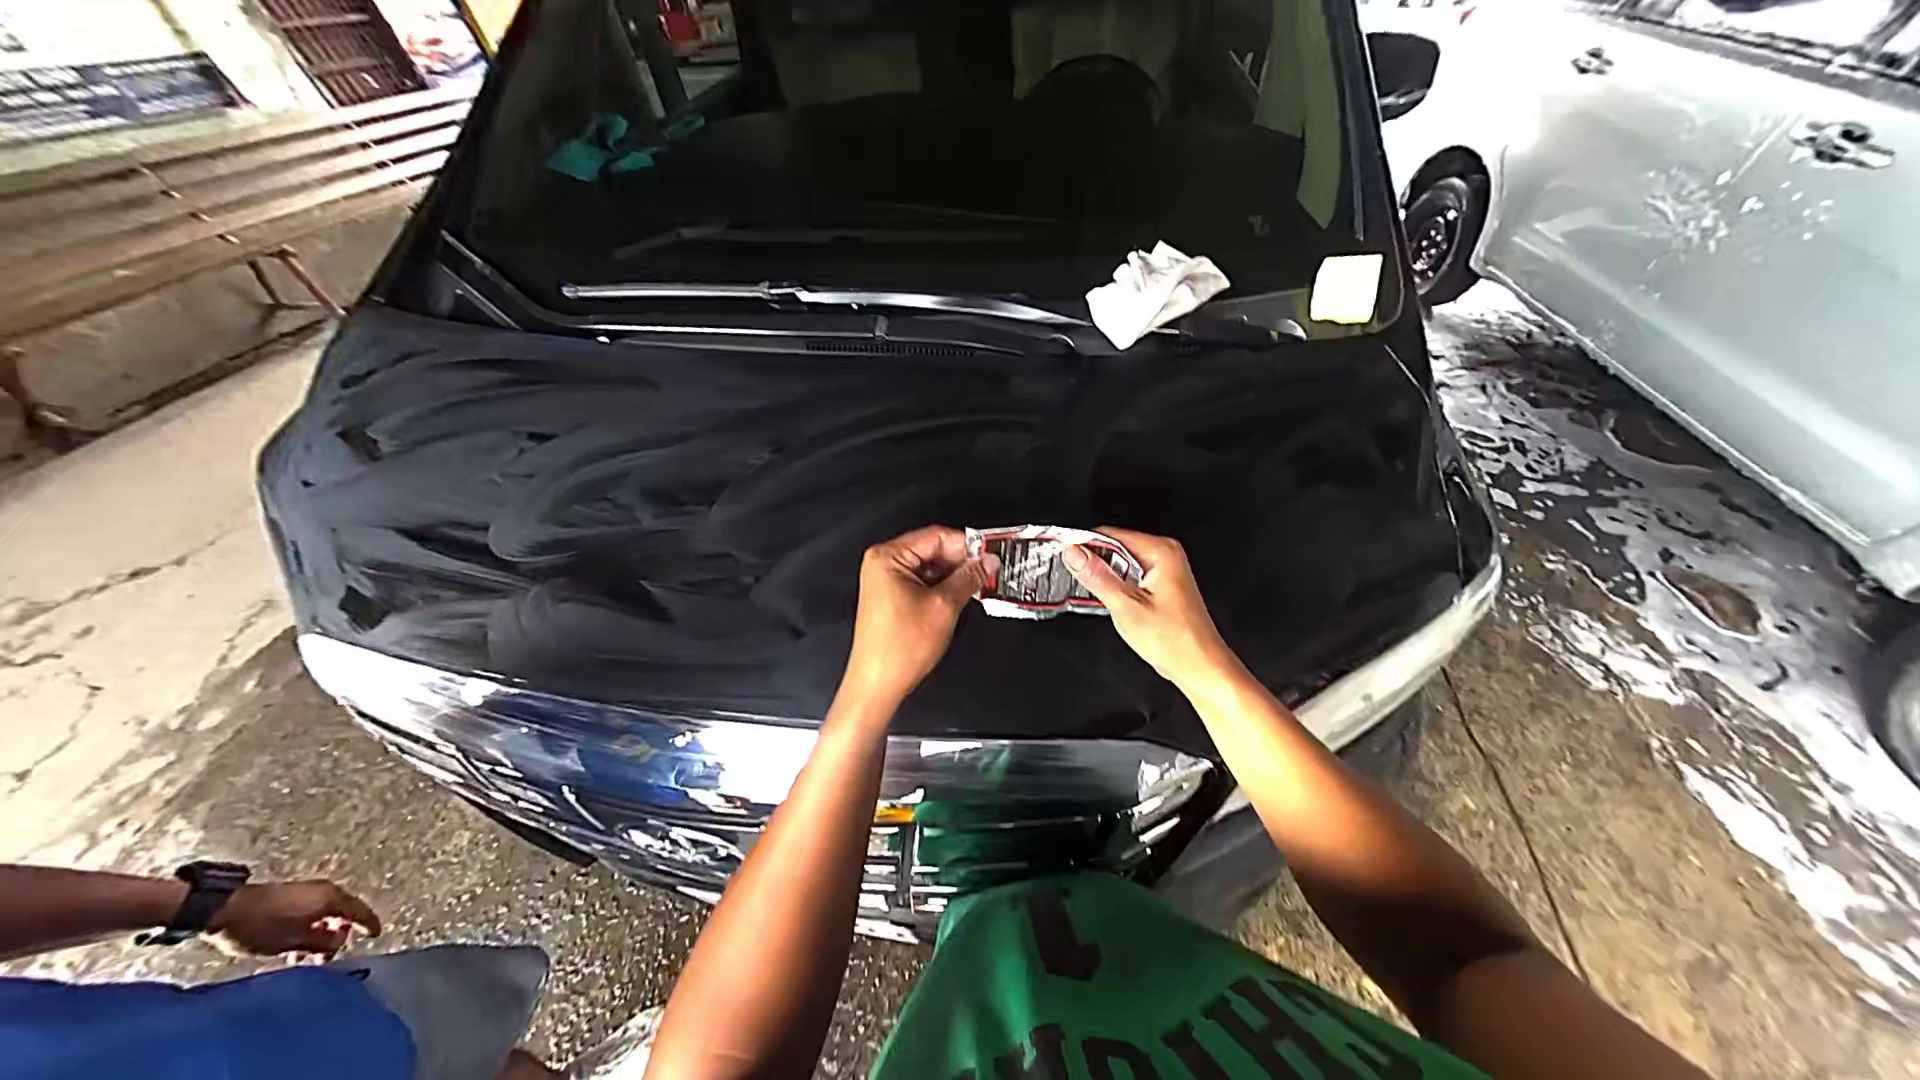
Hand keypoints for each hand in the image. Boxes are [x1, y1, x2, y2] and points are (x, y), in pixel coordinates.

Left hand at [209, 880, 381, 958]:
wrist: (224, 909)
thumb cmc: (261, 927)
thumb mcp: (292, 941)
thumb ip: (321, 942)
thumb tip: (339, 941)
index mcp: (332, 900)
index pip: (360, 912)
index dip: (369, 924)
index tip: (374, 935)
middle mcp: (327, 891)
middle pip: (343, 913)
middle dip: (337, 935)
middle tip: (324, 958)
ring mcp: (310, 891)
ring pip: (327, 914)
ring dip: (321, 933)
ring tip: (304, 955)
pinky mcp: (294, 894)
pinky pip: (314, 910)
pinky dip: (312, 926)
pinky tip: (295, 942)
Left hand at [841, 525, 995, 706]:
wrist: (877, 684)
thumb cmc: (899, 649)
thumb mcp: (944, 606)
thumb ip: (968, 578)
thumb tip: (987, 561)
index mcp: (888, 557)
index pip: (935, 536)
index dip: (966, 544)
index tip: (990, 553)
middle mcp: (882, 564)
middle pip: (932, 549)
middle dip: (961, 561)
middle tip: (989, 571)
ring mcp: (884, 581)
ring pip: (929, 566)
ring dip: (954, 575)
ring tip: (979, 585)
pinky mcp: (890, 597)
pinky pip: (921, 581)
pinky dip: (942, 587)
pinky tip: (961, 596)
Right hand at [1062, 527, 1241, 691]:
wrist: (1199, 666)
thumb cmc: (1176, 641)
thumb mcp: (1126, 606)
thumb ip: (1097, 576)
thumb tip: (1075, 553)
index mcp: (1161, 552)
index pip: (1110, 534)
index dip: (1084, 547)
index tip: (1066, 559)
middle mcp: (1165, 555)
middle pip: (1114, 546)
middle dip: (1095, 564)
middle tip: (1079, 583)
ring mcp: (1164, 569)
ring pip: (1120, 562)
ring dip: (1105, 578)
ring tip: (1101, 598)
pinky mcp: (1160, 584)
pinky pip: (1129, 575)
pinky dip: (1116, 586)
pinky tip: (1114, 604)